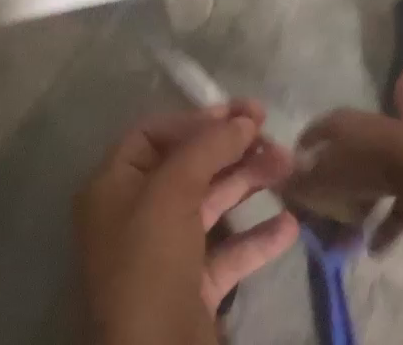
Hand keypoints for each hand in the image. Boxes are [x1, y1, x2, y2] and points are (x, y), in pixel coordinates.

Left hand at [75, 103, 299, 344]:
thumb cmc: (150, 262)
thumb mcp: (171, 192)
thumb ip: (206, 148)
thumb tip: (241, 120)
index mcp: (113, 186)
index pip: (153, 135)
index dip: (196, 120)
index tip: (241, 113)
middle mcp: (134, 215)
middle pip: (187, 167)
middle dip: (231, 149)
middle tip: (274, 136)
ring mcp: (164, 254)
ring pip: (210, 205)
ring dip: (249, 184)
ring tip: (289, 168)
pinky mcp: (192, 289)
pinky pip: (227, 252)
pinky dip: (257, 237)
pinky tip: (289, 225)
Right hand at [291, 109, 402, 252]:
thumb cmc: (360, 168)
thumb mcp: (320, 180)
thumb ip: (297, 184)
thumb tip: (277, 185)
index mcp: (336, 122)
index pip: (309, 138)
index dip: (297, 162)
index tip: (292, 188)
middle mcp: (363, 128)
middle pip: (339, 161)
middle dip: (330, 195)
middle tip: (321, 223)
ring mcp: (392, 147)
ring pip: (367, 181)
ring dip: (357, 210)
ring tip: (348, 242)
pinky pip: (394, 197)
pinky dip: (384, 222)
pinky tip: (376, 248)